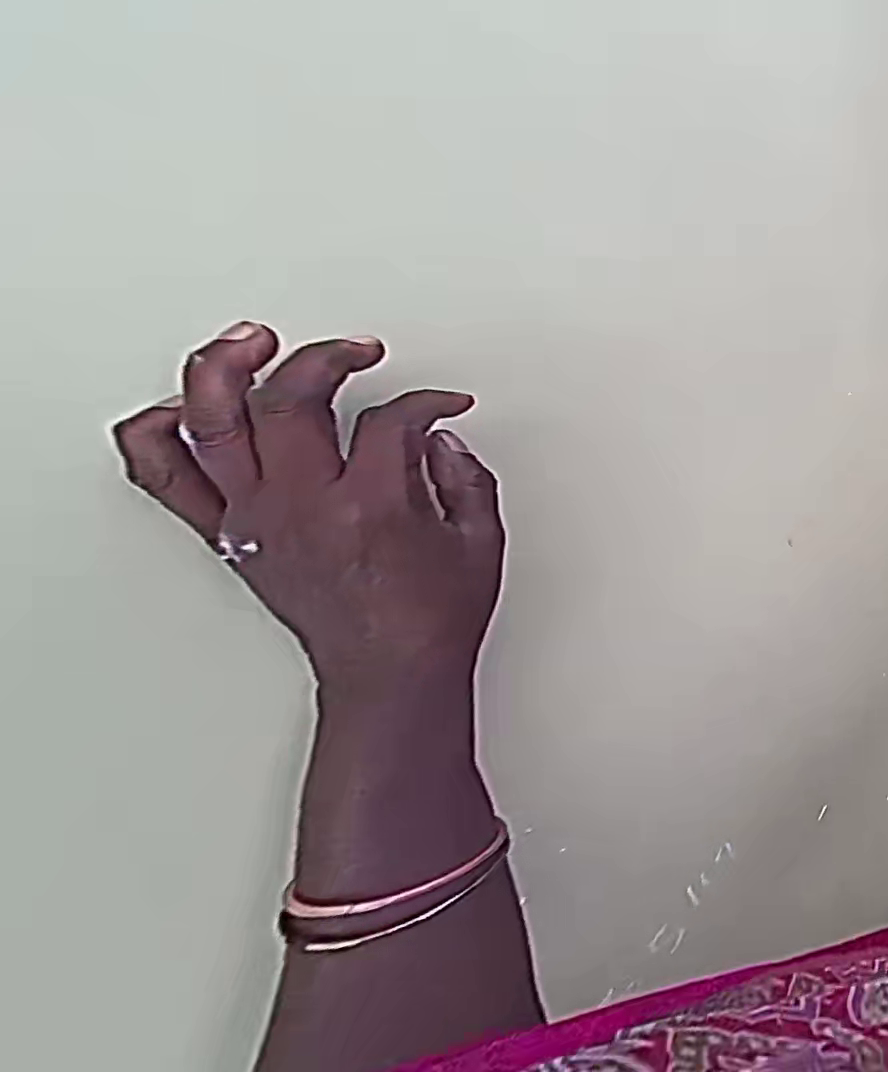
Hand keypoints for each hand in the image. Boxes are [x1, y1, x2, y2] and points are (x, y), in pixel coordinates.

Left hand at [111, 322, 504, 691]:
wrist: (391, 666)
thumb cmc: (435, 614)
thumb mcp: (481, 541)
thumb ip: (467, 481)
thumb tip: (442, 442)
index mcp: (377, 504)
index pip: (393, 421)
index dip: (426, 402)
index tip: (443, 404)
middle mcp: (307, 503)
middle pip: (292, 398)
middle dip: (329, 358)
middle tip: (355, 350)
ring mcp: (258, 517)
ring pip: (213, 418)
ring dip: (227, 366)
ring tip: (250, 341)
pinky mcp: (230, 535)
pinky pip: (161, 472)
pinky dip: (158, 430)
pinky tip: (182, 408)